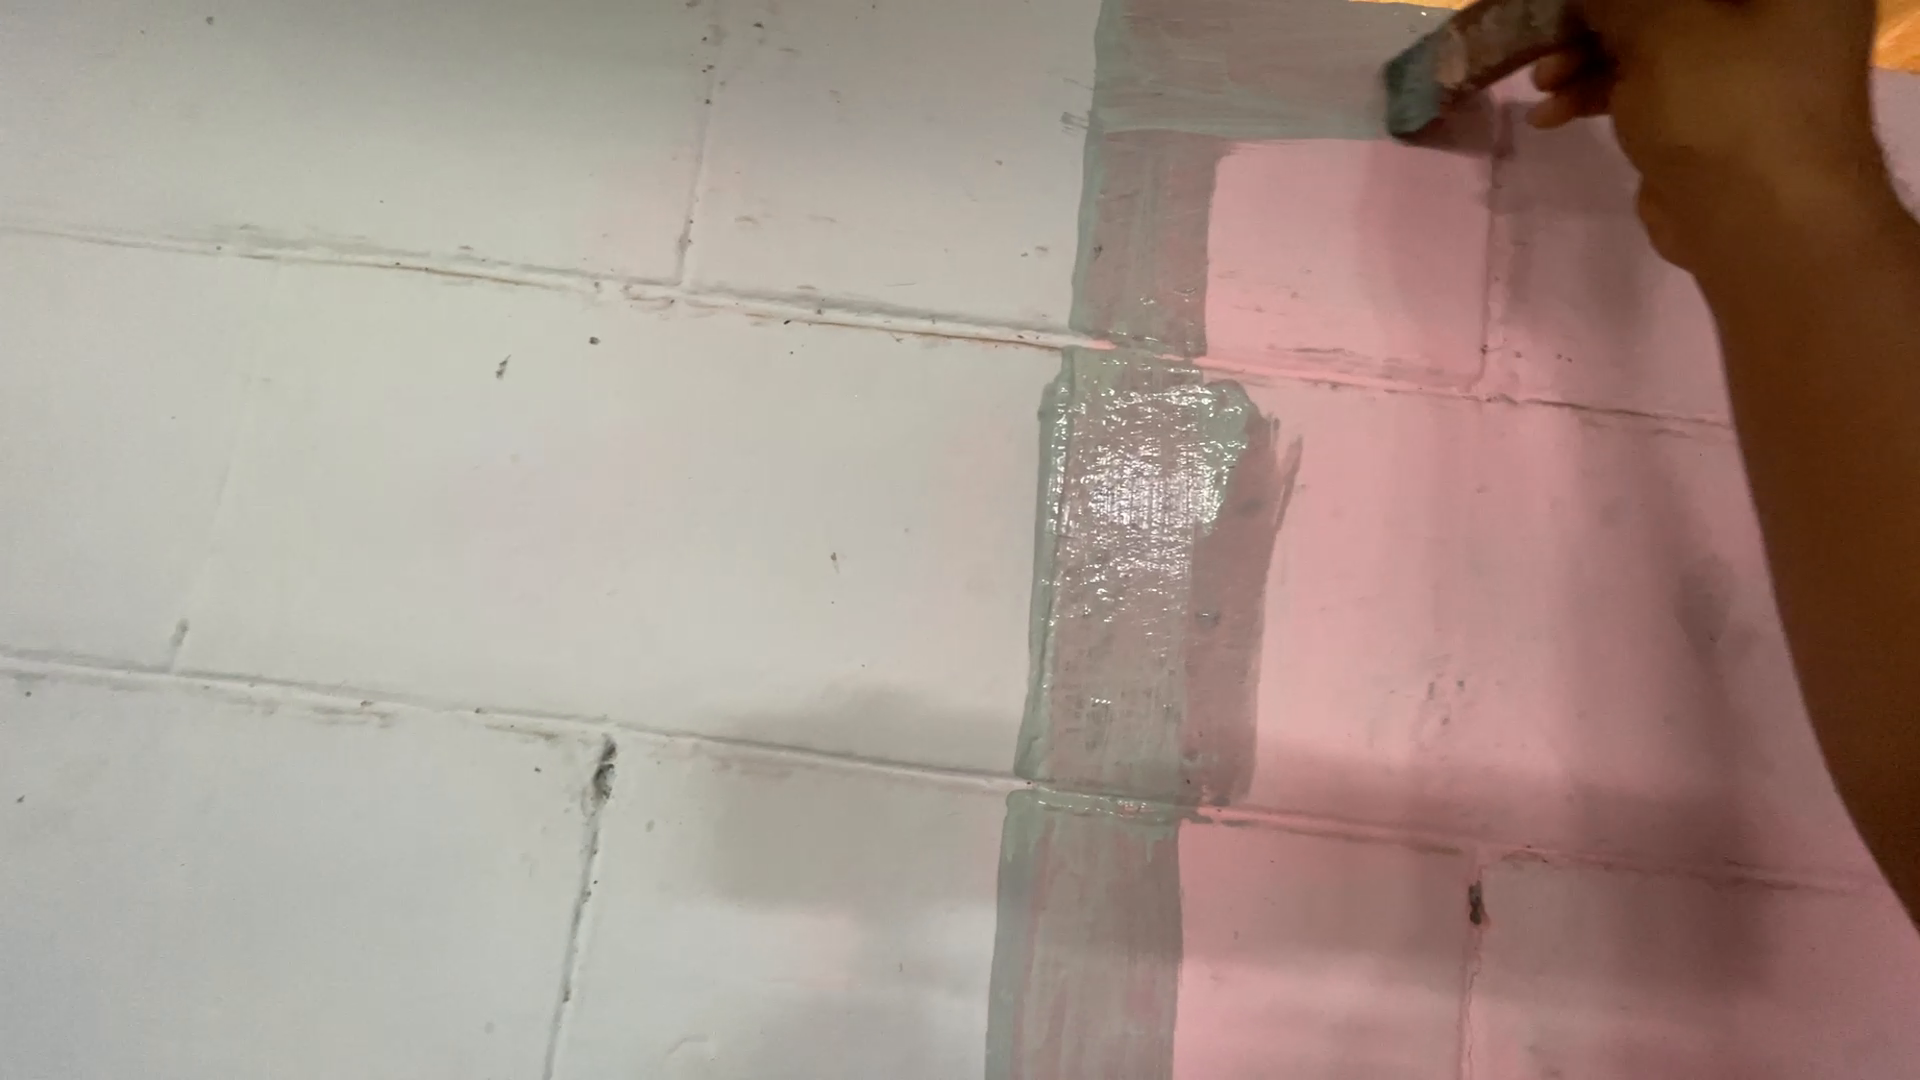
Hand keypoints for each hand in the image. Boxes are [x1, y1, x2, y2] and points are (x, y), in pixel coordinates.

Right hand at [1525, 0, 1885, 268]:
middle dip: (1594, 20)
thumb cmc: (1723, 106)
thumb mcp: (1667, 32)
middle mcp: (1772, 5)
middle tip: (1542, 42)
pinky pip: (1643, 83)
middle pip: (1663, 0)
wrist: (1755, 211)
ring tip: (1540, 85)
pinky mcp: (1706, 106)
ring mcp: (1741, 57)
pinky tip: (1553, 114)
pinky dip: (1595, 94)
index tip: (1561, 6)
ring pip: (1647, 40)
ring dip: (1583, 61)